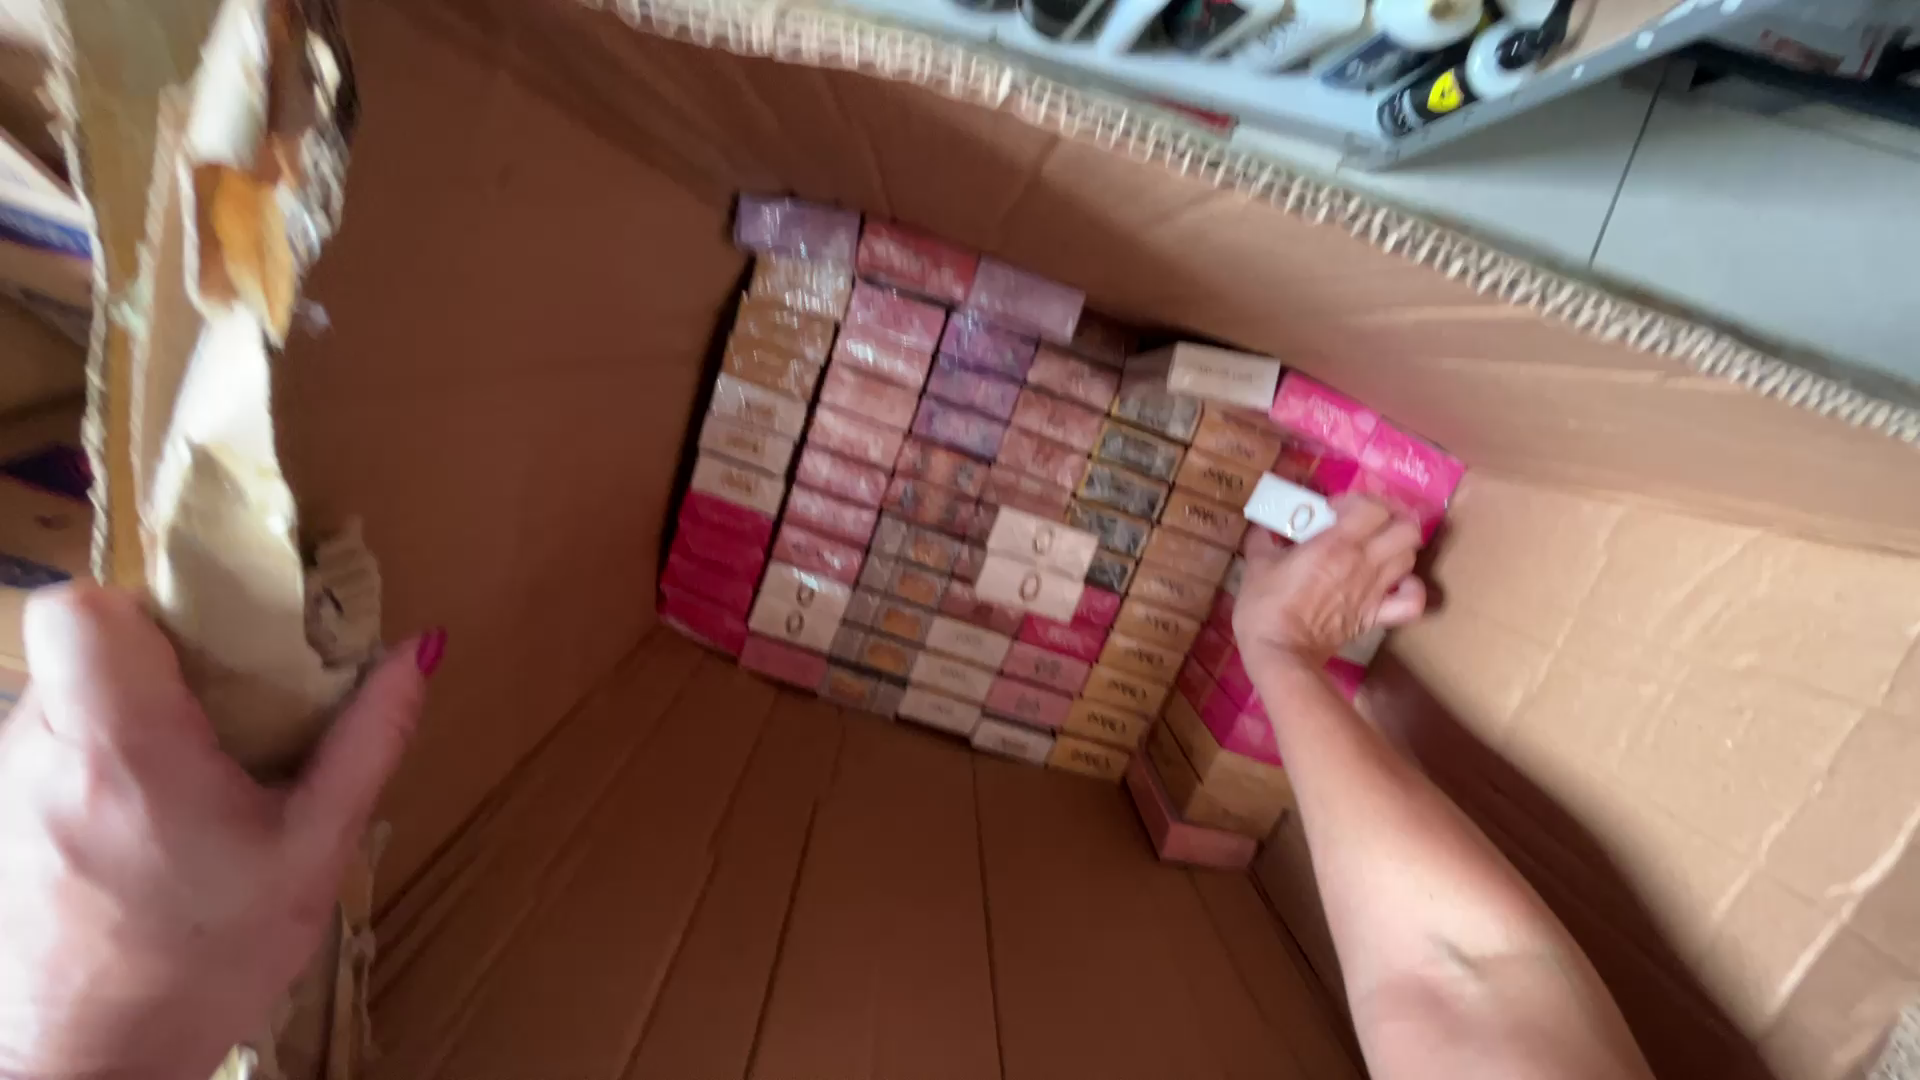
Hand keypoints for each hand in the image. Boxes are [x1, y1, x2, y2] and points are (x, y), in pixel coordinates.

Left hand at [0, 584, 436, 1079]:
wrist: (90, 1066)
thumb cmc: (213, 949)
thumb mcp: (320, 840)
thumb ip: (371, 735)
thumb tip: (420, 648)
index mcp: (121, 748)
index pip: (79, 612)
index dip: (151, 604)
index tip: (226, 635)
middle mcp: (35, 755)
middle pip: (81, 649)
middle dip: (166, 654)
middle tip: (246, 697)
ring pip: (60, 695)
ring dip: (137, 702)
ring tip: (213, 755)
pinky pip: (46, 744)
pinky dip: (106, 746)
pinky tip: (163, 804)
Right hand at [1233, 495, 1427, 670]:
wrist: (1279, 652)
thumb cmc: (1264, 606)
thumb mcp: (1256, 565)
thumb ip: (1262, 540)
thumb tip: (1263, 528)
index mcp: (1334, 544)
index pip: (1371, 507)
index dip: (1356, 501)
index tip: (1332, 511)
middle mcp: (1364, 562)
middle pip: (1405, 528)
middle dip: (1388, 519)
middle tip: (1363, 524)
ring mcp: (1375, 590)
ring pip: (1410, 556)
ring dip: (1397, 547)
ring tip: (1373, 549)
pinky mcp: (1377, 616)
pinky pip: (1412, 601)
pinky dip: (1411, 588)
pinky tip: (1395, 583)